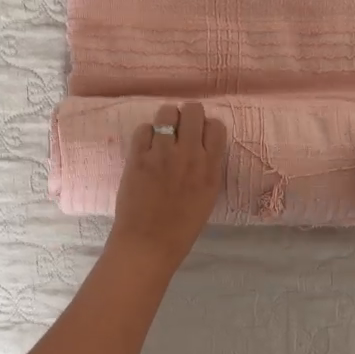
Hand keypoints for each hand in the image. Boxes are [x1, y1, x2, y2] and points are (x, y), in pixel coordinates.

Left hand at [109, 102, 228, 263]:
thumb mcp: (208, 196)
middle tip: (180, 129)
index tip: (200, 137)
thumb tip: (202, 146)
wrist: (148, 243)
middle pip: (193, 110)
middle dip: (187, 115)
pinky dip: (146, 134)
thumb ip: (208, 168)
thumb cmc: (182, 228)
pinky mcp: (137, 156)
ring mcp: (162, 153)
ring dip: (166, 120)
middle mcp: (189, 155)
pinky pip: (143, 128)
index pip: (216, 126)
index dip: (207, 127)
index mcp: (210, 168)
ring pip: (167, 112)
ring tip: (162, 135)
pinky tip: (146, 148)